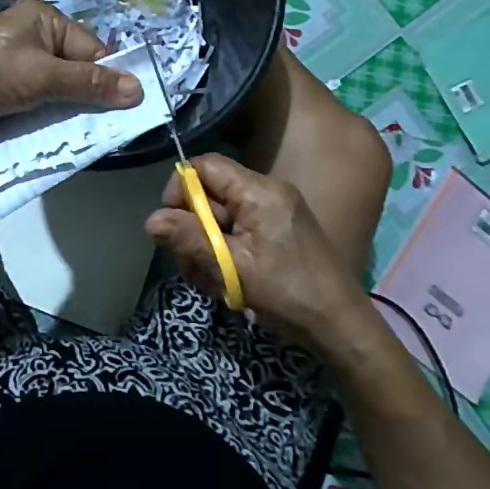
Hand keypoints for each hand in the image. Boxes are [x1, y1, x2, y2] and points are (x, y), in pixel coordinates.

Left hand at [0, 0, 142, 120]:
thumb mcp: (45, 76)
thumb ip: (91, 84)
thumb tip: (139, 90)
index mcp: (47, 20)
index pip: (93, 50)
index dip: (107, 77)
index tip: (122, 105)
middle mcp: (38, 38)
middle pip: (81, 70)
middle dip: (91, 96)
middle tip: (105, 121)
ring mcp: (26, 65)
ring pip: (66, 89)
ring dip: (74, 109)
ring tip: (84, 128)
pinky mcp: (15, 89)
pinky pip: (48, 101)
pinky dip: (56, 115)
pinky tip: (62, 129)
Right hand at [144, 153, 373, 347]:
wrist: (338, 323)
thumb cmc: (287, 291)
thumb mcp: (233, 268)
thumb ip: (191, 240)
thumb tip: (151, 220)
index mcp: (259, 191)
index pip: (206, 166)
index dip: (181, 188)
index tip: (172, 224)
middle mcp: (266, 192)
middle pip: (210, 196)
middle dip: (194, 231)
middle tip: (195, 268)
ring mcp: (273, 214)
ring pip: (220, 220)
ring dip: (208, 251)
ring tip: (216, 284)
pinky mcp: (277, 234)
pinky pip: (238, 235)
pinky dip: (226, 258)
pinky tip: (231, 286)